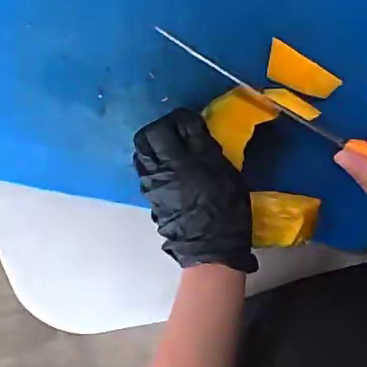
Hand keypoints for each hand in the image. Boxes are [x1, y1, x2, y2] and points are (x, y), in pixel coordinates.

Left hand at [134, 109, 256, 273]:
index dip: (180, 118)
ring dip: (154, 145)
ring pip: (141, 153)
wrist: (210, 249)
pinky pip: (145, 170)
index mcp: (180, 162)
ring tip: (172, 149)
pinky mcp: (150, 197)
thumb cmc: (225, 210)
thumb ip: (206, 148)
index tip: (191, 120)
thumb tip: (194, 130)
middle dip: (160, 128)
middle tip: (177, 131)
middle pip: (146, 137)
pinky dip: (154, 162)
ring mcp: (151, 185)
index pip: (168, 126)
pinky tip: (169, 168)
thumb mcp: (224, 173)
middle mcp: (159, 171)